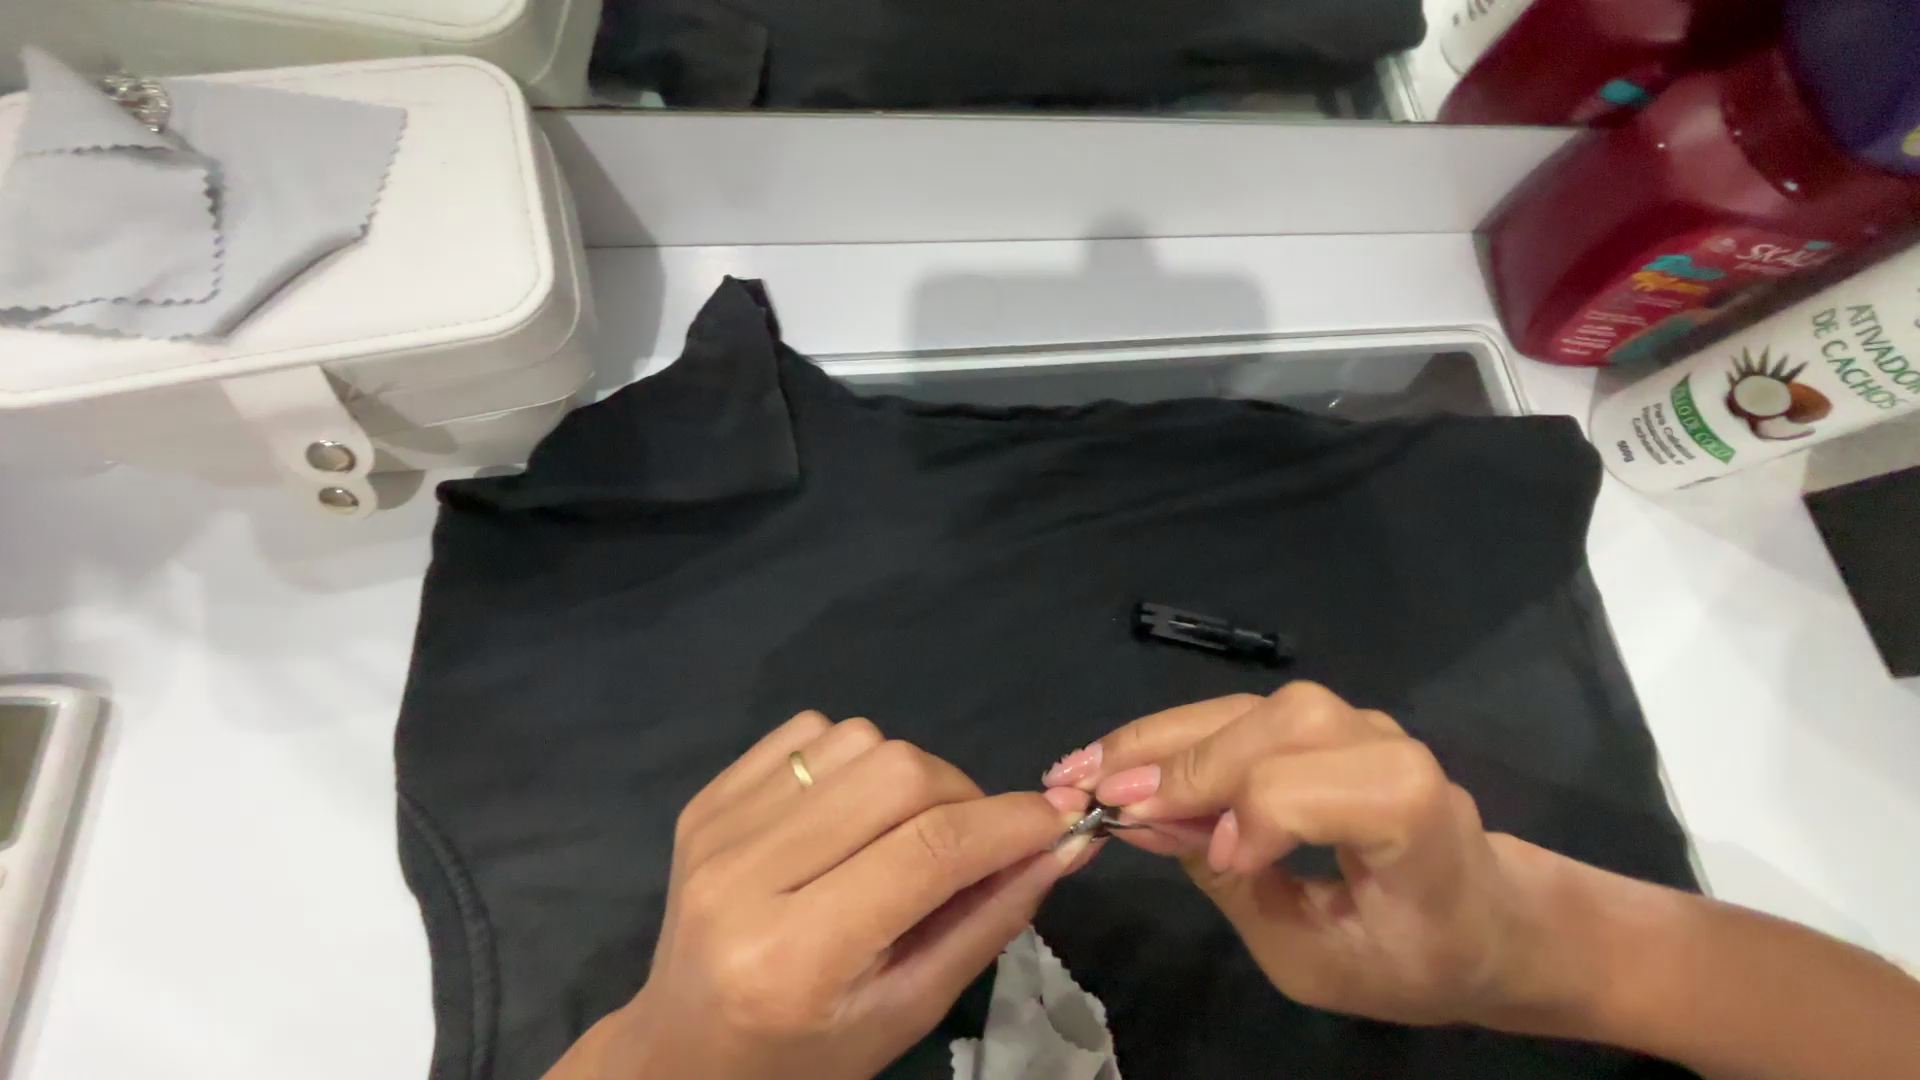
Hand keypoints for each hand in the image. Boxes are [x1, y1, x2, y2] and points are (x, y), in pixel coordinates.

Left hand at [553, 712, 1093, 1079]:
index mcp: (796, 954)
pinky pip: (811, 729)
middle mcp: (746, 875)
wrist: (682, 1047)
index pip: (927, 852)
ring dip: (907, 776)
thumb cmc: (806, 1052)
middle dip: (961, 795)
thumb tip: (1061, 844)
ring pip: (860, 739)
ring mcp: (719, 825)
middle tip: (971, 838)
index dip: (1008, 824)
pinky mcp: (709, 795)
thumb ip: (988, 920)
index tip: (1057, 818)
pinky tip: (846, 810)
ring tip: (900, 830)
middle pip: (896, 774)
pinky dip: (853, 757)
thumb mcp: (909, 1010)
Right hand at [1044, 684, 1574, 1029]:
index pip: (1316, 785)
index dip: (1255, 815)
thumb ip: (1229, 886)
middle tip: (1090, 793)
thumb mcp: (1316, 958)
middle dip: (1174, 763)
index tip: (1217, 861)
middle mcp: (1386, 748)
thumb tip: (1143, 820)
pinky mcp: (1315, 718)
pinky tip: (1122, 756)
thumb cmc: (1409, 956)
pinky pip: (1234, 713)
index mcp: (1415, 818)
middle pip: (1269, 727)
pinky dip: (1171, 735)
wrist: (1484, 916)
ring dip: (1154, 738)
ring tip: (1086, 770)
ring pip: (1239, 708)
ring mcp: (1350, 721)